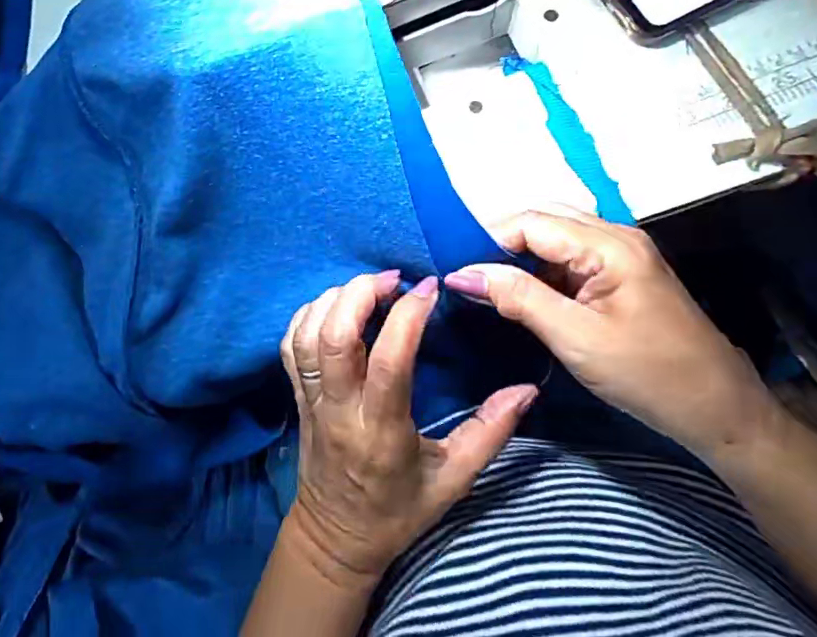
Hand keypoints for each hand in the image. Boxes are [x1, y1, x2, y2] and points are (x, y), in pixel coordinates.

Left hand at [278, 271, 538, 587]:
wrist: (336, 537)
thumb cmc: (398, 511)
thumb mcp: (453, 480)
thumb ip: (489, 433)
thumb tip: (526, 389)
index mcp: (382, 430)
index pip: (388, 362)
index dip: (407, 318)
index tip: (429, 289)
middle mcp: (340, 409)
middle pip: (334, 337)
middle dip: (360, 294)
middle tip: (392, 278)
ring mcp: (311, 400)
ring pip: (307, 335)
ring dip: (333, 299)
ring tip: (366, 287)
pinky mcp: (296, 396)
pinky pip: (289, 345)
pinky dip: (306, 314)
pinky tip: (333, 305)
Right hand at [442, 208, 779, 457]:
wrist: (722, 412)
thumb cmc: (651, 376)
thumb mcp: (576, 339)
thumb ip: (519, 298)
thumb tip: (463, 274)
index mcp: (609, 245)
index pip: (531, 221)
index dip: (487, 241)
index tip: (456, 271)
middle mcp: (615, 235)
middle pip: (542, 218)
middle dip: (500, 241)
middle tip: (468, 273)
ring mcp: (621, 251)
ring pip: (553, 234)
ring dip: (519, 254)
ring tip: (486, 281)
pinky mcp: (621, 271)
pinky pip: (569, 254)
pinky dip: (540, 267)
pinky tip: (522, 290)